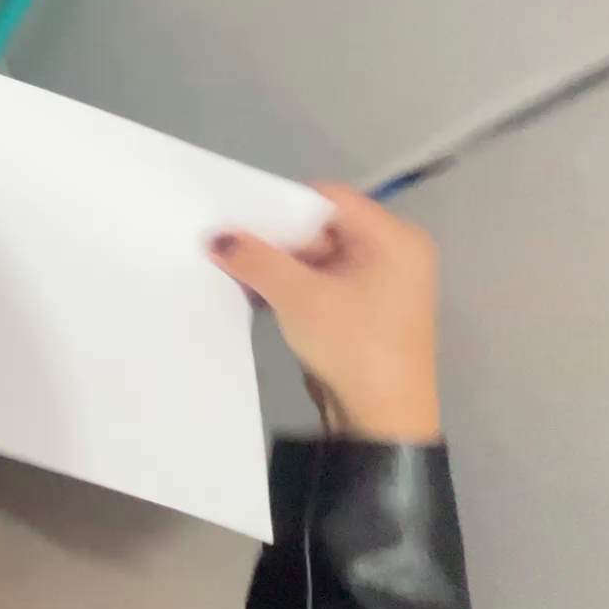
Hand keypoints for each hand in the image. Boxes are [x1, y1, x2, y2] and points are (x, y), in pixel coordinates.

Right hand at [210, 184, 440, 441]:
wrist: (378, 409)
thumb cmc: (351, 343)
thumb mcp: (298, 296)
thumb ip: (256, 260)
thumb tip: (215, 237)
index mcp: (392, 239)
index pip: (329, 199)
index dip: (282, 204)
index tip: (236, 217)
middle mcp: (389, 252)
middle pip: (319, 226)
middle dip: (271, 236)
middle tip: (225, 245)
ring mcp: (372, 280)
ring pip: (311, 255)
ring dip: (272, 262)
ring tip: (231, 270)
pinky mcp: (354, 304)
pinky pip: (312, 278)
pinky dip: (282, 281)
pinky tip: (251, 292)